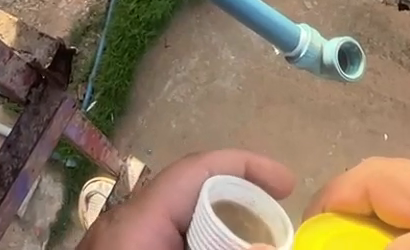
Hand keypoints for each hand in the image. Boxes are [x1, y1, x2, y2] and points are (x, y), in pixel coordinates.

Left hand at [80, 149, 294, 249]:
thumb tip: (271, 245)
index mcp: (136, 223)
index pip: (196, 171)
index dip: (244, 168)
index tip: (288, 185)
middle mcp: (125, 228)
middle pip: (193, 199)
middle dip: (240, 209)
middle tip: (281, 228)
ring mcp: (121, 248)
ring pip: (182, 230)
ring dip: (222, 239)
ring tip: (260, 245)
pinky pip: (168, 247)